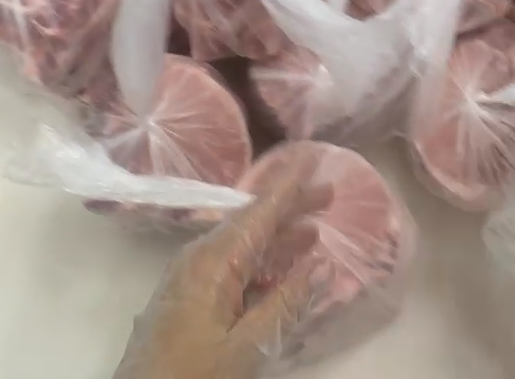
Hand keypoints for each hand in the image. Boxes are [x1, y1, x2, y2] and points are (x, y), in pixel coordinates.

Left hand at [114, 163, 332, 378]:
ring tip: (312, 233)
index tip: (315, 157)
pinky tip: (277, 272)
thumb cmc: (191, 376)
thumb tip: (321, 264)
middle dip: (290, 208)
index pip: (261, 210)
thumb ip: (285, 304)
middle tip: (330, 197)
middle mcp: (199, 256)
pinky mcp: (184, 296)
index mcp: (214, 259)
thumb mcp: (245, 348)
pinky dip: (258, 261)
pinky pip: (228, 264)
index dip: (291, 185)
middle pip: (252, 221)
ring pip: (241, 243)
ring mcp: (188, 275)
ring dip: (276, 237)